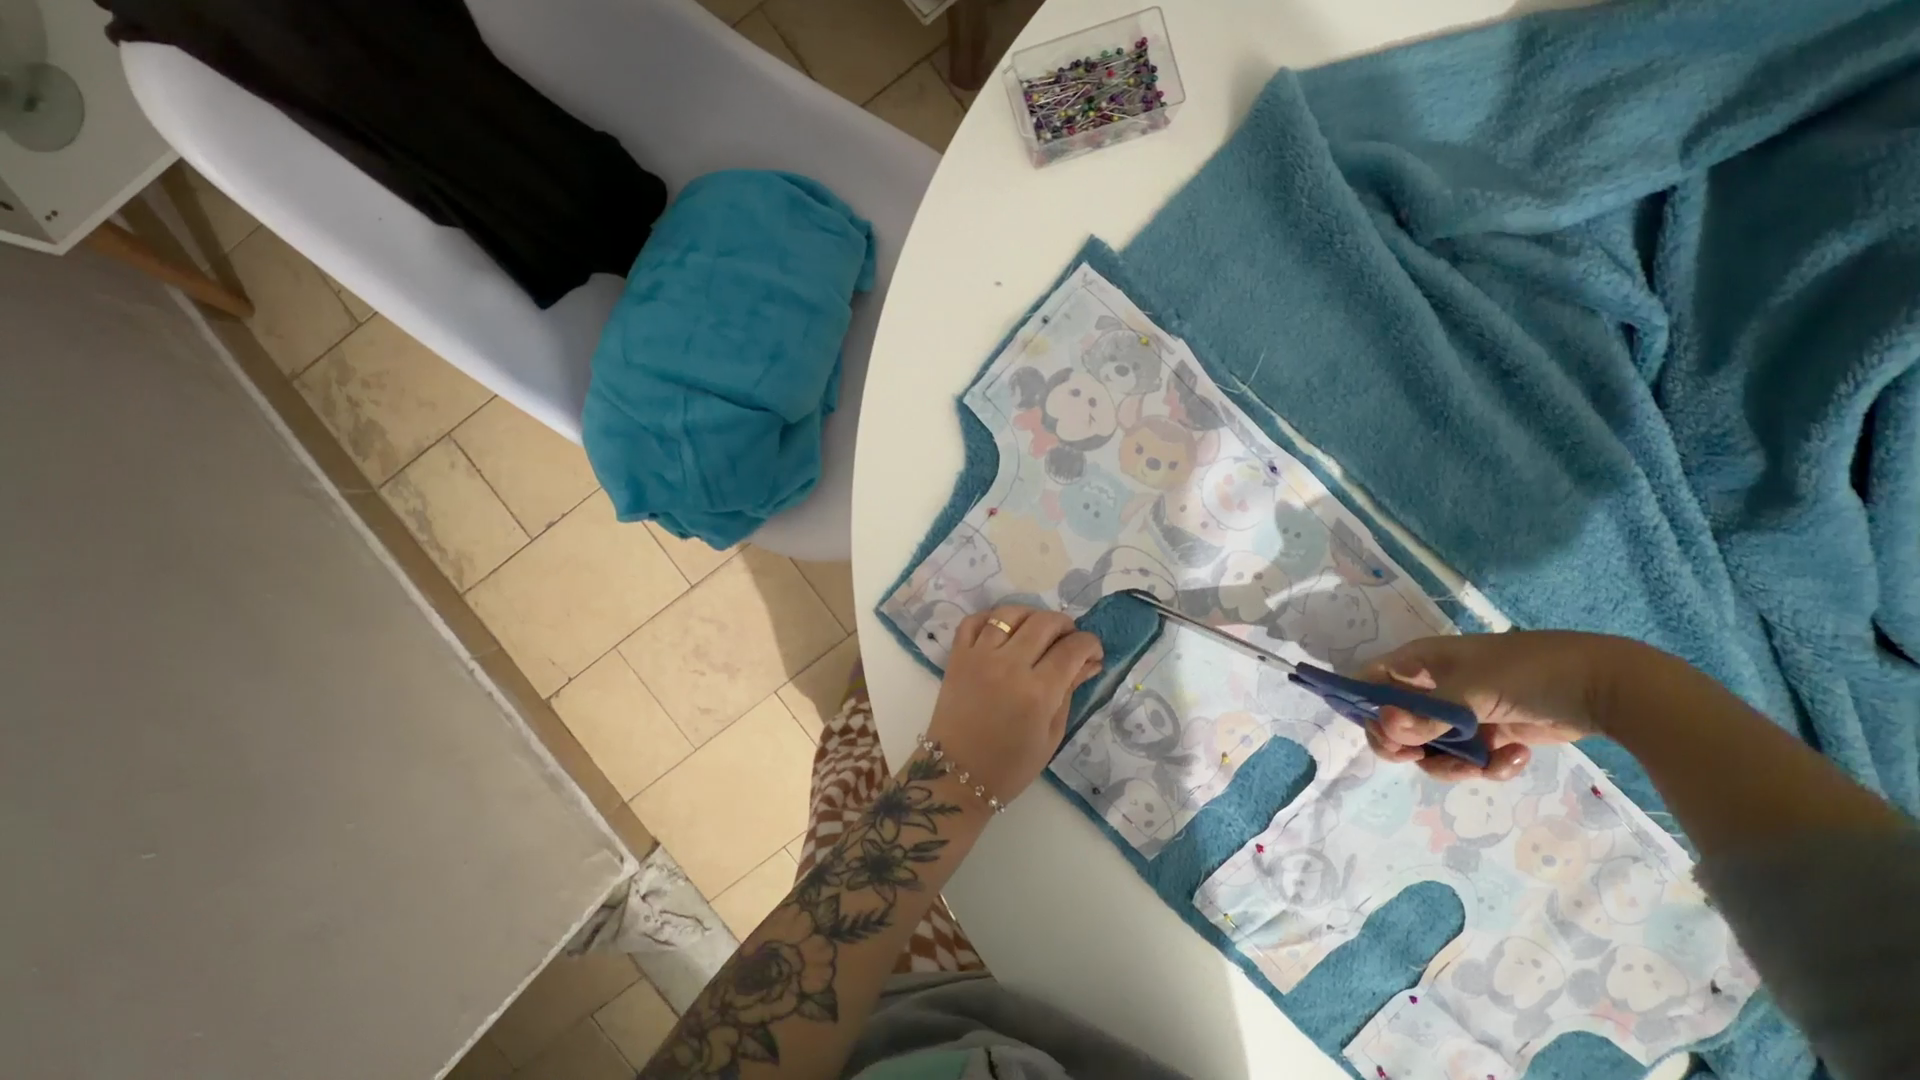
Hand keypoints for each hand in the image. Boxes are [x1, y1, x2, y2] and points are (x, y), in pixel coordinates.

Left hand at [925, 606, 1103, 802]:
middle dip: (1065, 626)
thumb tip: (1090, 663)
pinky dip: (991, 618)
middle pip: (1044, 623)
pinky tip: (1004, 630)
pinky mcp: (957, 657)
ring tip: (1038, 631)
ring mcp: (979, 657)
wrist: (957, 774)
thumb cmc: (1011, 764)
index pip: (1072, 649)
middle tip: (1069, 641)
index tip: (1093, 653)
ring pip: (1009, 613)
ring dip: (1031, 616)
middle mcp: (1009, 666)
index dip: (1090, 645)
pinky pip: (973, 620)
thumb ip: (1070, 692)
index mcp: (1037, 692)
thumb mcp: (1052, 734)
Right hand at [1354, 630, 1644, 781]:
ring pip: (1430, 749)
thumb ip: (1427, 715)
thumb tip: (1384, 728)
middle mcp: (1434, 687)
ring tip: (1483, 765)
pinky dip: (1487, 766)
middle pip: (1395, 723)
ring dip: (1451, 765)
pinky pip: (1468, 760)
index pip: (1372, 682)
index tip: (1387, 735)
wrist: (1606, 688)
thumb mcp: (1471, 692)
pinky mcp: (1489, 736)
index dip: (1367, 708)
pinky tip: (1515, 757)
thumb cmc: (1529, 673)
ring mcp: (1462, 712)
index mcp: (1422, 663)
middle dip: (1408, 747)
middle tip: (1423, 757)